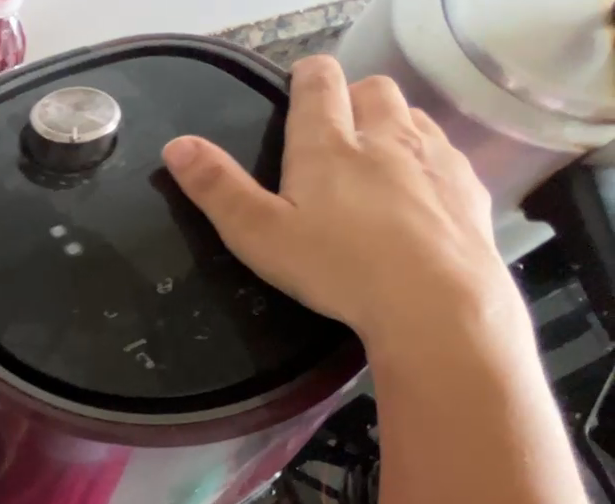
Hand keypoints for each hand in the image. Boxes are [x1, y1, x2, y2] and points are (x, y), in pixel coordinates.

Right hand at [162, 56, 525, 358]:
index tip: (299, 80)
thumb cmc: (331, 264)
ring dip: (385, 121)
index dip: (307, 75)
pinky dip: (417, 154)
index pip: (320, 84)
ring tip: (365, 155)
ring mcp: (431, 154)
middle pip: (372, 88)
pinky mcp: (462, 180)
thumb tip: (176, 145)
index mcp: (327, 146)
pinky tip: (404, 188)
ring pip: (410, 113)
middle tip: (328, 125)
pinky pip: (439, 148)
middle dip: (348, 95)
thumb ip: (216, 188)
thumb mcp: (254, 233)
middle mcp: (385, 135)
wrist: (430, 293)